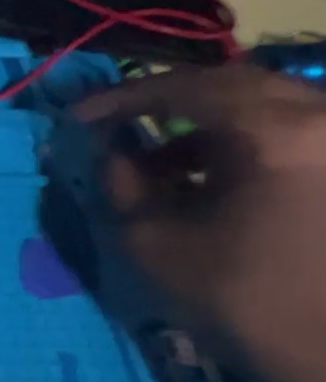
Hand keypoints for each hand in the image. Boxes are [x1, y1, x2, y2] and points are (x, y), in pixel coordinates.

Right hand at [74, 64, 325, 381]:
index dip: (124, 97)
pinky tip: (210, 181)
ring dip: (209, 124)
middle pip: (238, 85)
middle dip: (171, 100)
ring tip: (160, 162)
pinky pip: (297, 136)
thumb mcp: (149, 238)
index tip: (79, 116)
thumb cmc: (238, 296)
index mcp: (278, 135)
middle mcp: (325, 126)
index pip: (188, 90)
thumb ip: (122, 183)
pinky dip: (245, 145)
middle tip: (118, 122)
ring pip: (272, 108)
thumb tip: (114, 151)